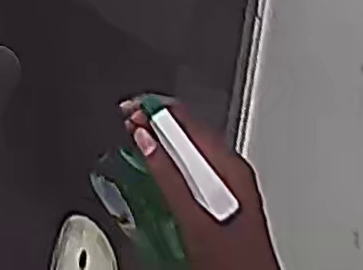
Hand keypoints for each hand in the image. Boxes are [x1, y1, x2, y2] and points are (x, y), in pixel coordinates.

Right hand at [120, 96, 277, 269]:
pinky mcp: (222, 202)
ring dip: (161, 140)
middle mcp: (232, 171)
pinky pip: (194, 168)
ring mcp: (229, 187)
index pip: (187, 118)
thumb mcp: (193, 220)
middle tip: (127, 121)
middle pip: (188, 130)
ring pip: (190, 148)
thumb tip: (145, 138)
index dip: (155, 108)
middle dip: (155, 121)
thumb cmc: (234, 266)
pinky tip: (156, 166)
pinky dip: (171, 160)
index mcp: (230, 167)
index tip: (129, 110)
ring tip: (136, 137)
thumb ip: (167, 176)